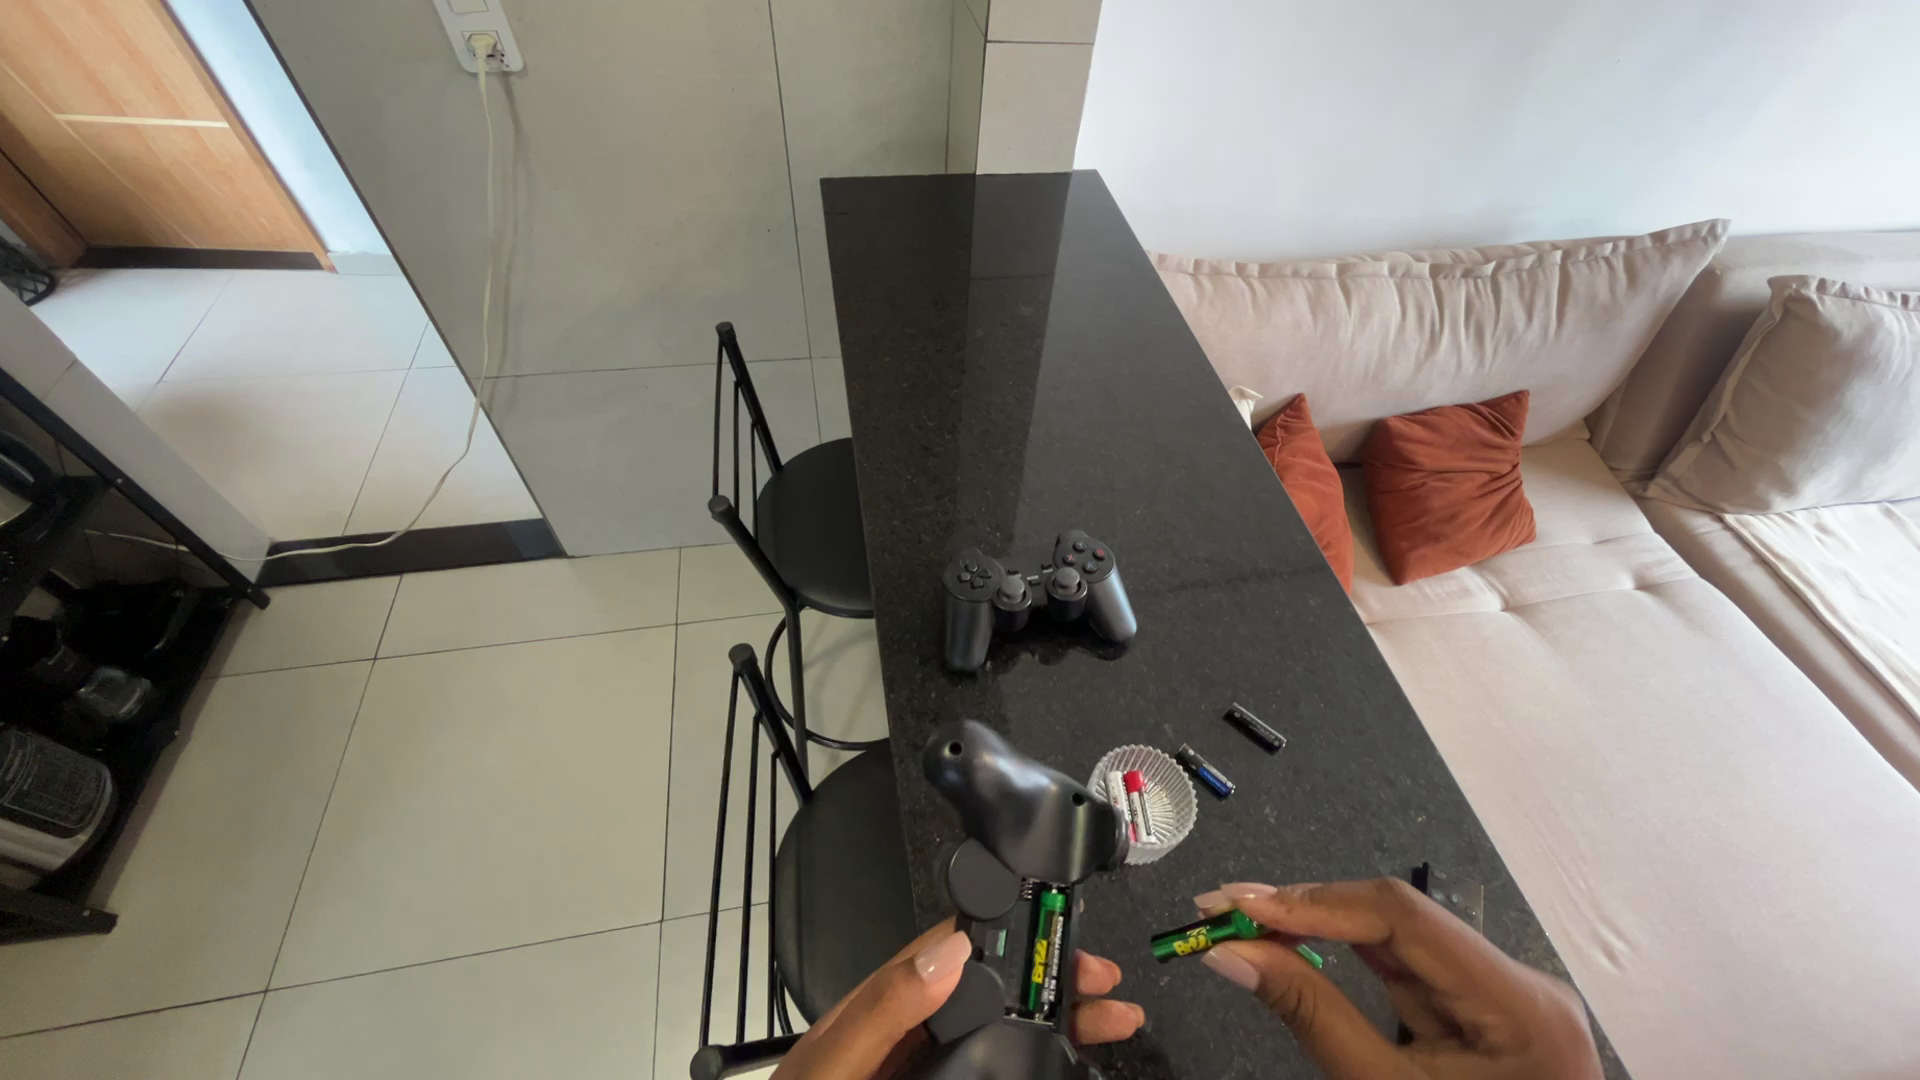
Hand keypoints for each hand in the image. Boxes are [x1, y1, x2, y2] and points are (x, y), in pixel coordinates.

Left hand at [772, 919, 1144, 1079]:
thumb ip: (884, 1008)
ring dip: (1062, 1020)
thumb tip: (954, 952)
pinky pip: (1000, 1066)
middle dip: (1054, 979)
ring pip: (1007, 1031)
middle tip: (1107, 984)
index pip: (961, 950)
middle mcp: (918, 1026)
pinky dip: (1043, 1059)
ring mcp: (935, 1062)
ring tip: (1114, 1022)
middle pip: (998, 991)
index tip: (1062, 932)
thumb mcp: (835, 1059)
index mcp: (893, 999)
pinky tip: (1074, 1061)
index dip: (1015, 935)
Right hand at [1193, 879, 1601, 1078]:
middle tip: (1221, 910)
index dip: (1314, 902)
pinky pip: (1395, 960)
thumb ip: (1310, 1014)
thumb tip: (1226, 952)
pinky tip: (1287, 941)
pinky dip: (1338, 951)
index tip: (1238, 907)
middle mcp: (1517, 980)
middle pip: (1394, 916)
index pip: (1401, 916)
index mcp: (1521, 1003)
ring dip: (1311, 924)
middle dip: (1303, 910)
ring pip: (1388, 932)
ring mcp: (1497, 989)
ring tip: (1241, 920)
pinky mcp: (1473, 1003)